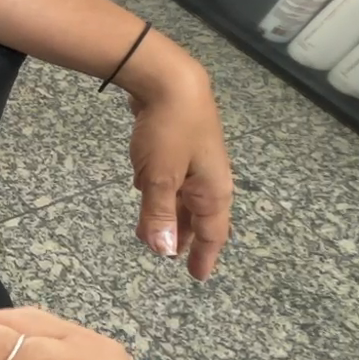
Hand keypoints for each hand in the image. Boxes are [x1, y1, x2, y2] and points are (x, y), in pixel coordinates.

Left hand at [122, 44, 232, 279]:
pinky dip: (161, 192)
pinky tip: (147, 193)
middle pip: (199, 217)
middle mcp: (208, 178)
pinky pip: (171, 179)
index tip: (196, 276)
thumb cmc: (168, 131)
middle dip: (187, 238)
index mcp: (212, 190)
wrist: (170, 83)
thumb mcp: (158, 177)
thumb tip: (164, 251)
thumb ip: (159, 214)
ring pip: (183, 198)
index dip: (203, 255)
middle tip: (174, 258)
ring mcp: (194, 161)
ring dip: (171, 216)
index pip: (212, 232)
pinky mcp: (177, 147)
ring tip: (158, 233)